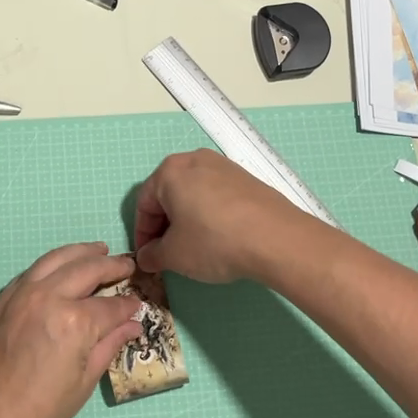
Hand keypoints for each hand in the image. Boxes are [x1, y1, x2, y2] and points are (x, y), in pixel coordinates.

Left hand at [0, 242, 141, 417]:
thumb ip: (109, 345)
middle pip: (87, 269)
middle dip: (111, 266)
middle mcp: (48, 297)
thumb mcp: (83, 382)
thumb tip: (132, 324)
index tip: (138, 304)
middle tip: (127, 265)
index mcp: (74, 322)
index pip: (111, 306)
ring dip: (82, 252)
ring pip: (57, 258)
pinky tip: (63, 268)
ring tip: (99, 250)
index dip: (128, 305)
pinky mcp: (3, 298)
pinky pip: (33, 270)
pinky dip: (54, 264)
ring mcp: (21, 293)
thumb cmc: (37, 415)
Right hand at [133, 149, 313, 283]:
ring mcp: (223, 166)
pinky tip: (219, 238)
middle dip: (164, 225)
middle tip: (168, 254)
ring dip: (187, 219)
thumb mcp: (174, 256)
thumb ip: (153, 255)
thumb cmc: (214, 241)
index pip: (144, 203)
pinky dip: (209, 214)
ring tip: (194, 247)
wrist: (276, 238)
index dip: (142, 234)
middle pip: (168, 194)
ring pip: (193, 193)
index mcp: (170, 171)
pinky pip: (216, 195)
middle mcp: (194, 160)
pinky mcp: (245, 178)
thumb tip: (147, 257)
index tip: (148, 257)